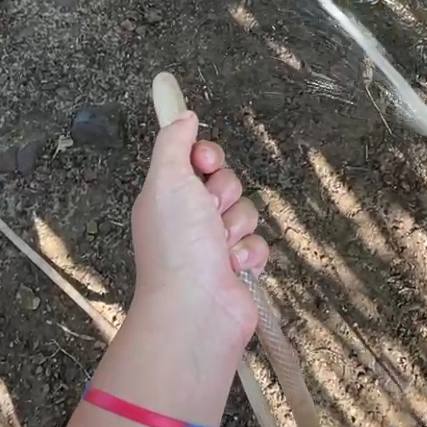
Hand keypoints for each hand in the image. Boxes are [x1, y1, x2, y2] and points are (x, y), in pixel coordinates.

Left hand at [130, 112, 268, 356]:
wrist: (196, 311)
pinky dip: (249, 254)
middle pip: (227, 181)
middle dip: (225, 194)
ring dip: (237, 226)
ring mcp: (214, 244)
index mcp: (168, 195)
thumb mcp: (167, 180)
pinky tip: (233, 268)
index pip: (198, 158)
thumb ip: (174, 142)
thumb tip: (184, 115)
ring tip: (220, 248)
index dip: (208, 156)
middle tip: (208, 214)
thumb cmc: (176, 245)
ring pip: (246, 211)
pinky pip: (259, 242)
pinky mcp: (238, 267)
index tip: (205, 163)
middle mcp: (190, 217)